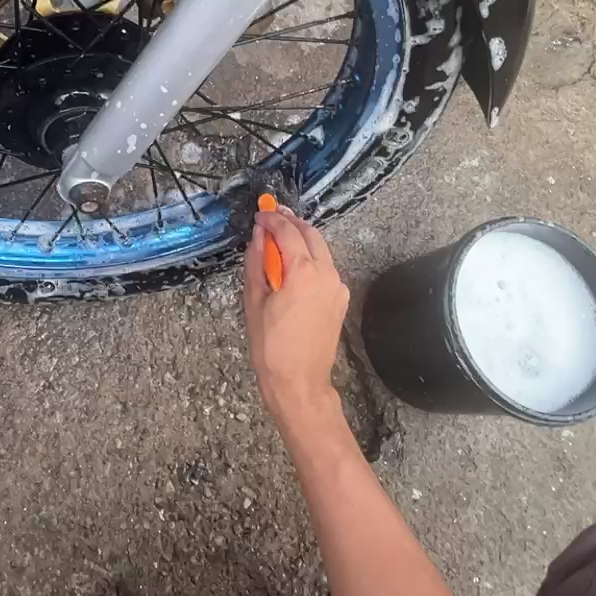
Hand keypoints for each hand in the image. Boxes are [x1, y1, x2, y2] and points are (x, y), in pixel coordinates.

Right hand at [243, 209, 350, 426]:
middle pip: (310, 234)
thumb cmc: (271, 346)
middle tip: (271, 216)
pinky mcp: (340, 299)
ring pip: (321, 250)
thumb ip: (256, 262)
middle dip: (290, 222)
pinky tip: (293, 263)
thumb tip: (258, 237)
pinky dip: (310, 258)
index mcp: (303, 272)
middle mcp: (326, 274)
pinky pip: (325, 268)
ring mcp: (337, 287)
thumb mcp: (254, 300)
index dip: (271, 219)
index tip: (260, 214)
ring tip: (279, 237)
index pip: (287, 232)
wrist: (299, 381)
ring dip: (301, 238)